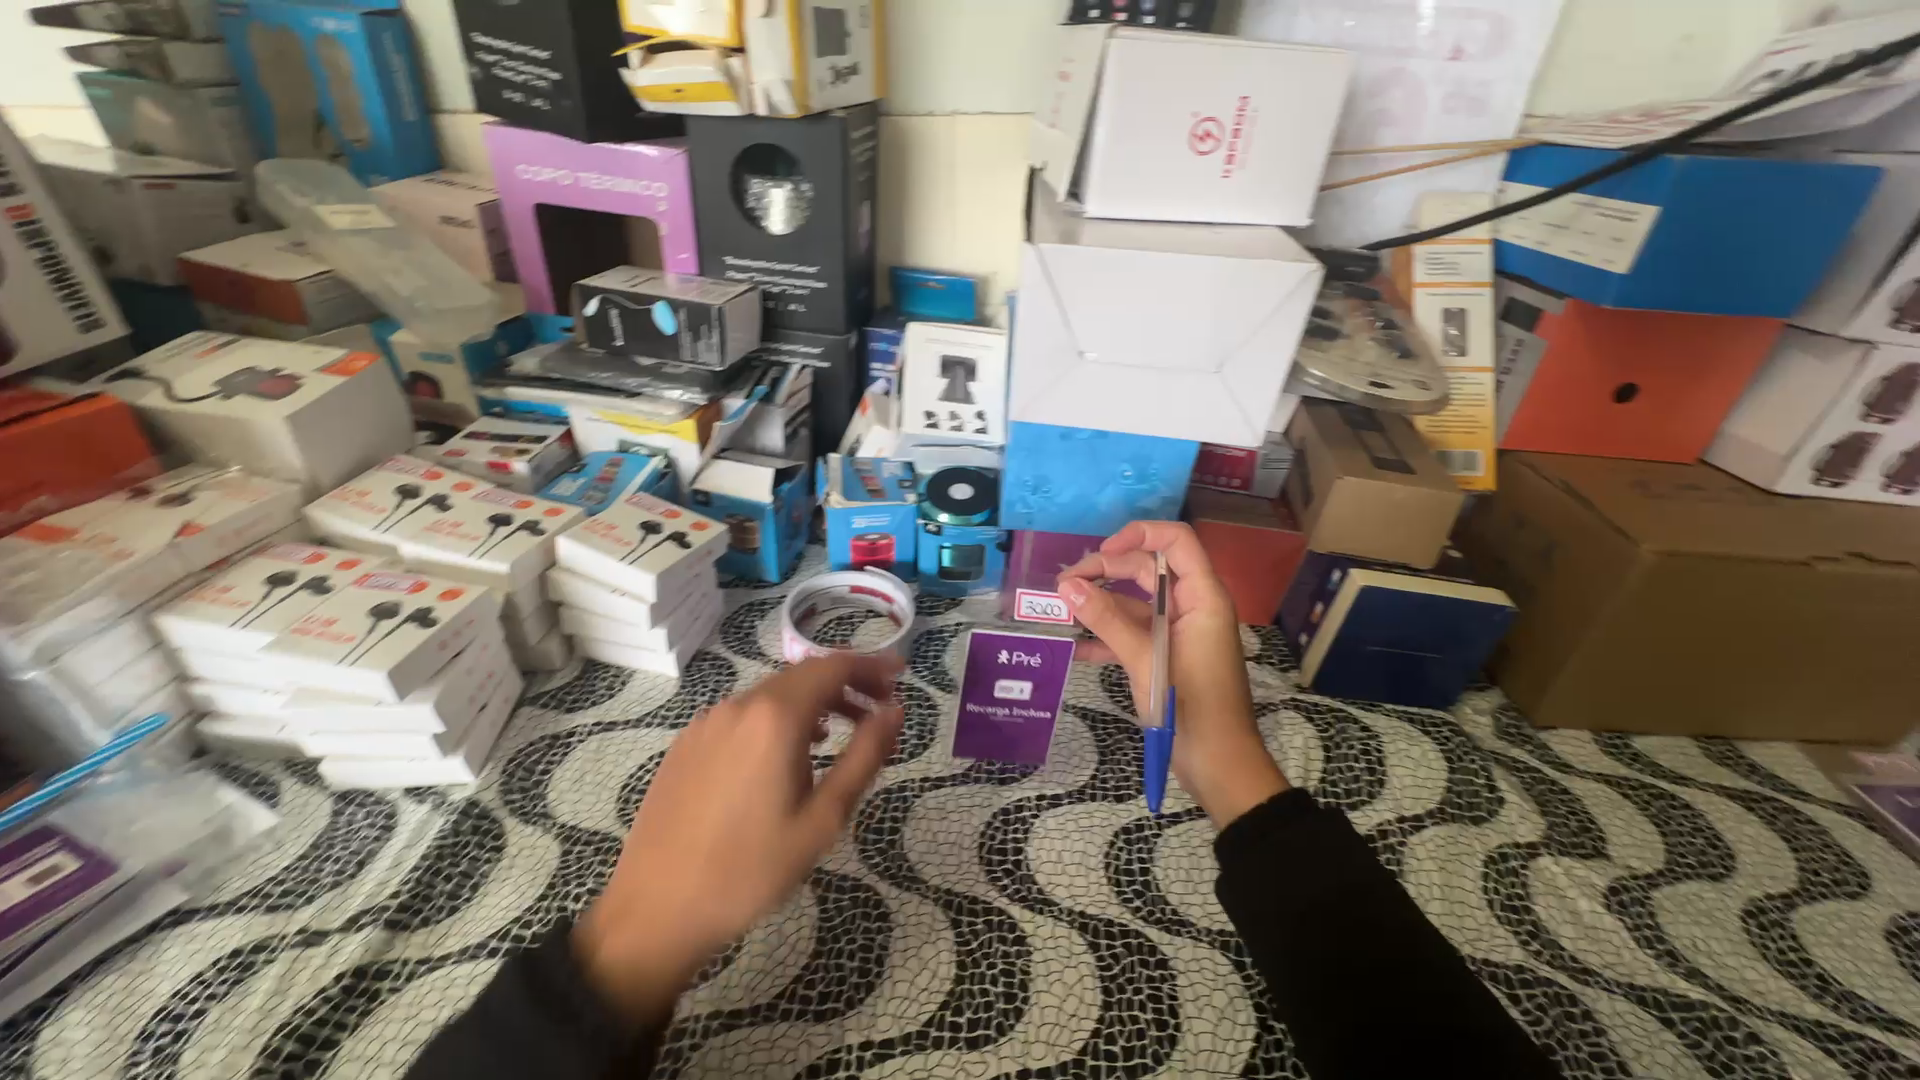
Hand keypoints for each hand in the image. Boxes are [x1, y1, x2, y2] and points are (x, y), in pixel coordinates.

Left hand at [573, 654, 904, 1026]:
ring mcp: (707, 723)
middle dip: (846, 683)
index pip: (833, 667)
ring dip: (812, 702)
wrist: (656, 909)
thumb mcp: (823, 819)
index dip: (871, 665)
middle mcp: (739, 705)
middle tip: (879, 708)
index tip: (900, 674)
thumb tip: (895, 710)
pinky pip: (743, 715)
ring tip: (838, 732)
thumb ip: (865, 756)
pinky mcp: (687, 744)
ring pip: (771, 694)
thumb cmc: (751, 870)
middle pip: (803, 675)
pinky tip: (785, 754)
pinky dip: (777, 718)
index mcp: (775, 717)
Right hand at [1059, 521, 1287, 827]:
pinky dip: (1107, 635)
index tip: (1100, 553)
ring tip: (1061, 610)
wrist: (1219, 765)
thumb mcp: (1145, 660)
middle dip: (1106, 571)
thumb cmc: (1191, 708)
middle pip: (1148, 569)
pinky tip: (1075, 647)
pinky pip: (1135, 632)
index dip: (1138, 535)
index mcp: (1202, 597)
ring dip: (1101, 603)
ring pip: (1137, 602)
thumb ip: (1106, 620)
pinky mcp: (1167, 655)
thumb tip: (1067, 585)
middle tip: (1063, 586)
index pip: (1175, 541)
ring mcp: (1179, 632)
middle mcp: (1192, 606)